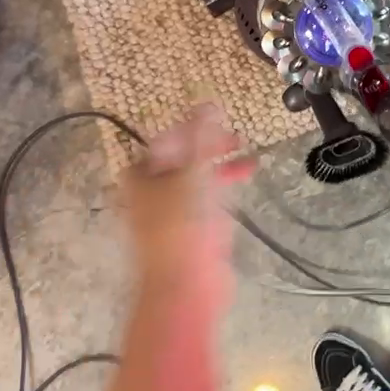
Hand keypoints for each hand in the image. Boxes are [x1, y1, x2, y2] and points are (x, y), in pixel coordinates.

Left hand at [123, 104, 253, 299]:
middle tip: (237, 139)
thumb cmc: (183, 226)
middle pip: (181, 161)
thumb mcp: (193, 174)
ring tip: (250, 163)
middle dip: (210, 148)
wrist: (185, 287)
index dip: (192, 129)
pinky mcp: (189, 234)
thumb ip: (202, 137)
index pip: (165, 142)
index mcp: (139, 177)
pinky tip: (241, 189)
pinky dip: (223, 192)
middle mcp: (150, 194)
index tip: (220, 121)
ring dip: (221, 169)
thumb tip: (208, 103)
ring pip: (196, 182)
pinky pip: (206, 204)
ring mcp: (170, 216)